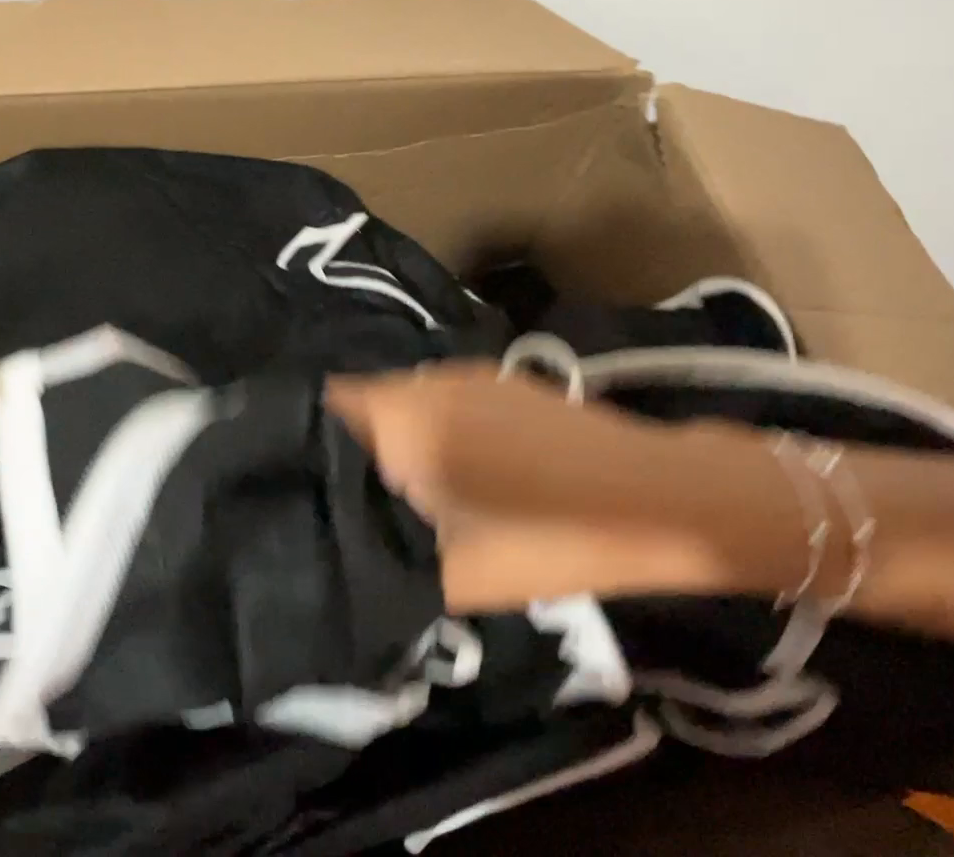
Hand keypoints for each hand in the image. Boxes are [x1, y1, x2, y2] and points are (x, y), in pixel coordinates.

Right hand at [327, 363, 751, 609]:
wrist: (661, 500)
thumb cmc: (549, 540)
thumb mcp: (453, 576)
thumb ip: (383, 561)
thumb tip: (337, 552)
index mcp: (407, 418)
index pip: (323, 406)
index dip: (298, 439)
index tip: (291, 480)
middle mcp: (431, 382)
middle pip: (361, 403)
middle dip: (345, 444)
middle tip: (343, 497)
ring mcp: (474, 376)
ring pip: (406, 399)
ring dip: (392, 434)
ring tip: (397, 487)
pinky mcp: (509, 382)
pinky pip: (443, 399)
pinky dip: (431, 427)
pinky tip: (456, 469)